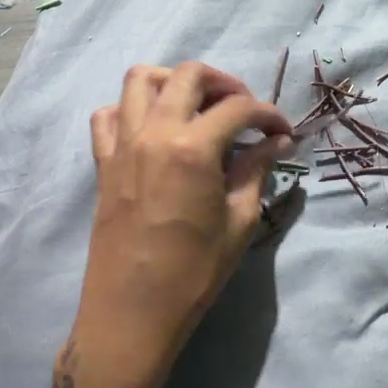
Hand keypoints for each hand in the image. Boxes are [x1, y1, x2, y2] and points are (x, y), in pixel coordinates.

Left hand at [42, 62, 291, 387]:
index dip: (268, 113)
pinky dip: (131, 109)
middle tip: (244, 110)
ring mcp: (123, 145)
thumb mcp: (239, 221)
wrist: (132, 313)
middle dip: (225, 83)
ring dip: (174, 82)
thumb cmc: (194, 272)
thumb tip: (275, 142)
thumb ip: (255, 171)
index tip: (283, 131)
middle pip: (189, 75)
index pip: (238, 107)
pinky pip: (109, 115)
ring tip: (198, 107)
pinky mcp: (104, 162)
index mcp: (193, 148)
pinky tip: (154, 130)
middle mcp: (154, 133)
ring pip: (141, 79)